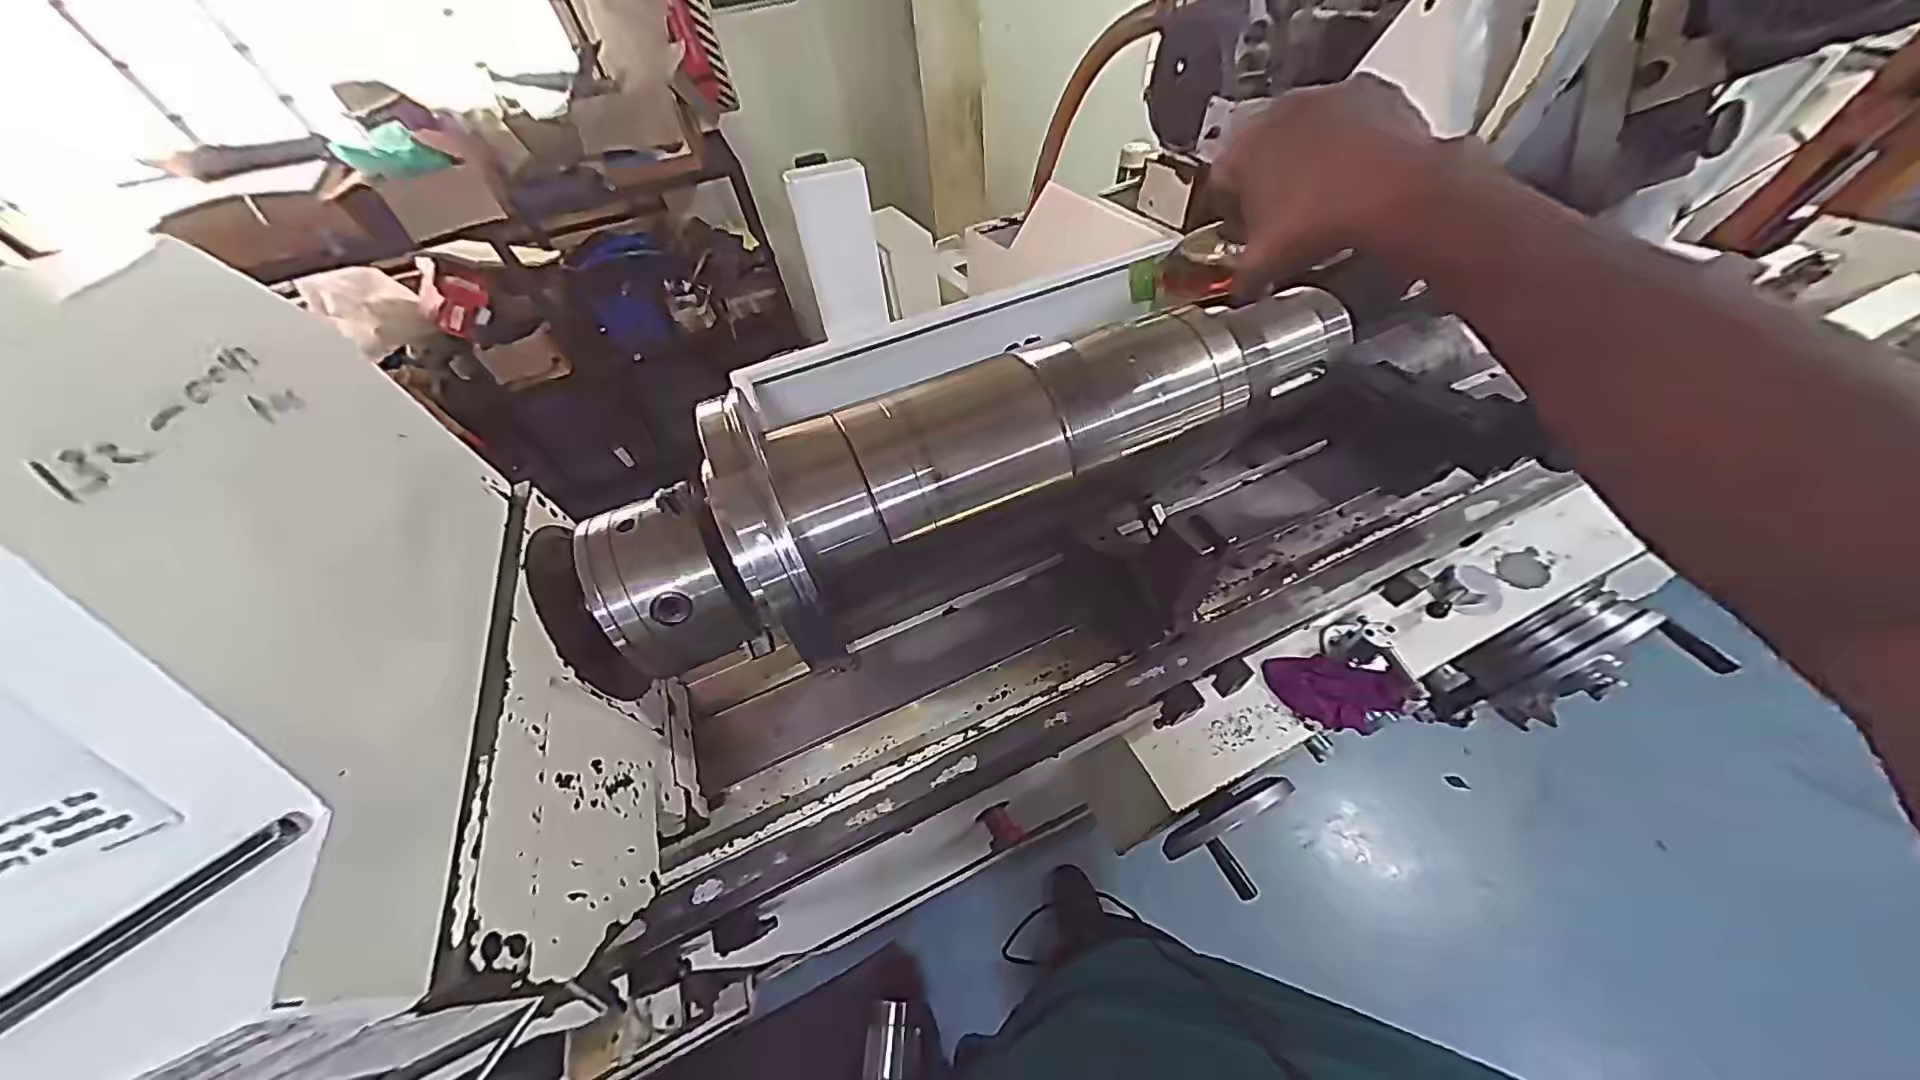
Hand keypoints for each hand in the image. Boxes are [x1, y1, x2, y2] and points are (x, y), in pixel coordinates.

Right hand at [1210, 74, 1452, 295]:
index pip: (1217, 186)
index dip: (1227, 215)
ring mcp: (1327, 100)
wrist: (1395, 197)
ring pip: (1303, 137)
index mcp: (1239, 149)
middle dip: (1266, 187)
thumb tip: (1243, 286)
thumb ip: (1242, 276)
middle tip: (1277, 222)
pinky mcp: (1372, 95)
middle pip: (1260, 156)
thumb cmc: (1325, 218)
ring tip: (1317, 206)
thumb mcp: (1264, 266)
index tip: (1238, 232)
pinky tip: (1350, 185)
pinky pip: (1347, 126)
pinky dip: (1346, 150)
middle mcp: (1279, 113)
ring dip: (1305, 166)